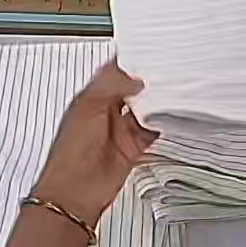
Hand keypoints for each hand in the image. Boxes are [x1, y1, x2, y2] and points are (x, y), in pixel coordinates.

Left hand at [31, 59, 158, 227]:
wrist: (75, 192)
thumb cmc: (71, 154)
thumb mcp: (89, 107)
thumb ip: (112, 86)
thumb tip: (136, 78)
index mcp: (91, 98)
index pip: (113, 72)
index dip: (129, 63)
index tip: (148, 54)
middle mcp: (106, 112)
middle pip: (133, 90)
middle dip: (149, 82)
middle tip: (167, 71)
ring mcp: (120, 130)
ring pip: (145, 109)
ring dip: (158, 102)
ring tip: (174, 90)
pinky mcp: (132, 147)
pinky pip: (152, 131)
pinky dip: (163, 124)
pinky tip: (172, 116)